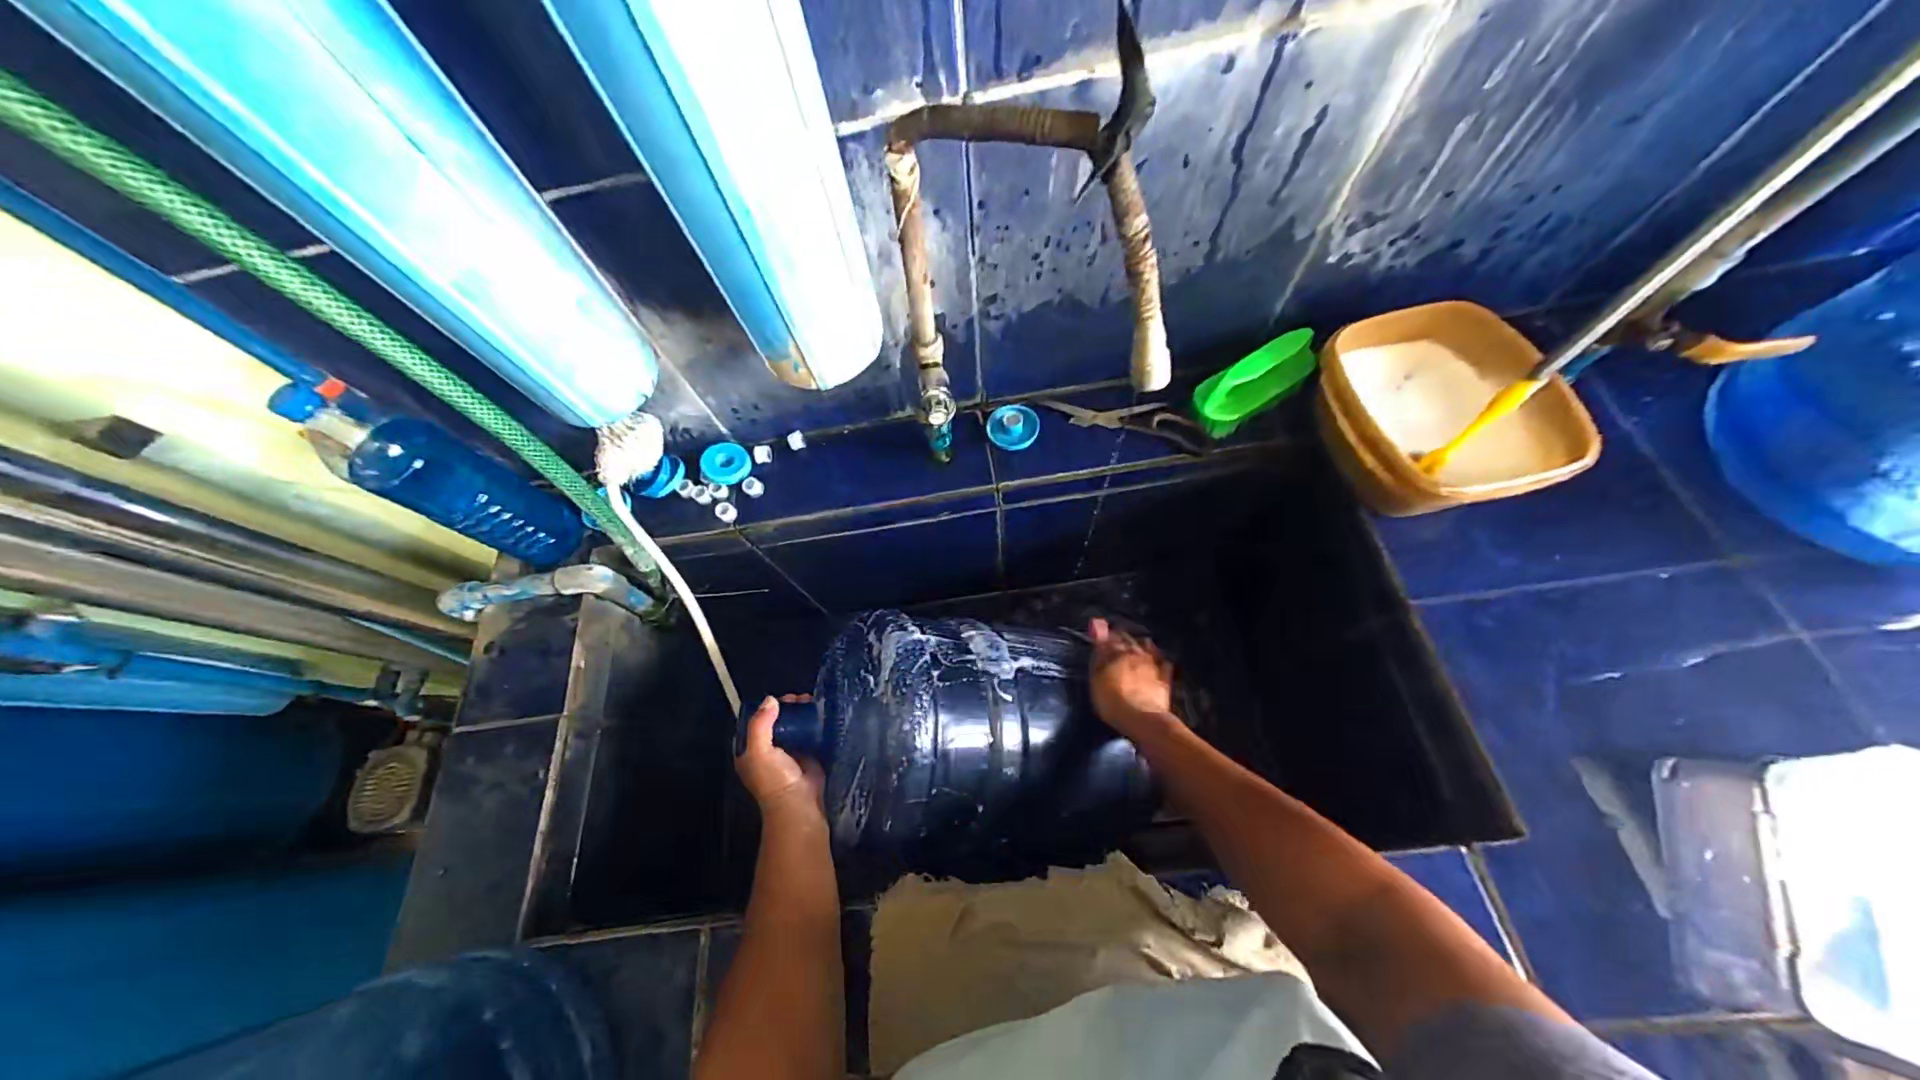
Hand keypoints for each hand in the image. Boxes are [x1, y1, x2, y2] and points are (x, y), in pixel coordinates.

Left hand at [736, 694, 825, 817]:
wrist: (799, 802)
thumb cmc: (774, 778)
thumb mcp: (759, 751)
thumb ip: (760, 725)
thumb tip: (771, 700)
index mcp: (750, 751)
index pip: (755, 723)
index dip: (765, 709)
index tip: (778, 698)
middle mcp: (768, 750)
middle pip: (776, 721)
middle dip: (786, 708)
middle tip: (798, 699)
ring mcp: (789, 752)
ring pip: (793, 725)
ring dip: (801, 713)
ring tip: (810, 702)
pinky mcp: (808, 753)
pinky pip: (809, 733)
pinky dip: (814, 722)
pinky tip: (819, 712)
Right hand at [1087, 617, 1176, 736]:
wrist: (1142, 719)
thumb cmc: (1111, 698)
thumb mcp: (1097, 674)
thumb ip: (1099, 648)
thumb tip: (1097, 622)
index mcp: (1118, 652)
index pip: (1110, 637)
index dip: (1104, 633)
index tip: (1099, 629)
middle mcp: (1137, 654)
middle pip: (1129, 641)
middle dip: (1122, 638)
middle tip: (1115, 638)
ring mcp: (1153, 666)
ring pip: (1148, 649)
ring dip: (1141, 645)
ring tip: (1137, 645)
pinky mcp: (1165, 680)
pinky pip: (1163, 664)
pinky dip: (1159, 660)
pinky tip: (1159, 661)